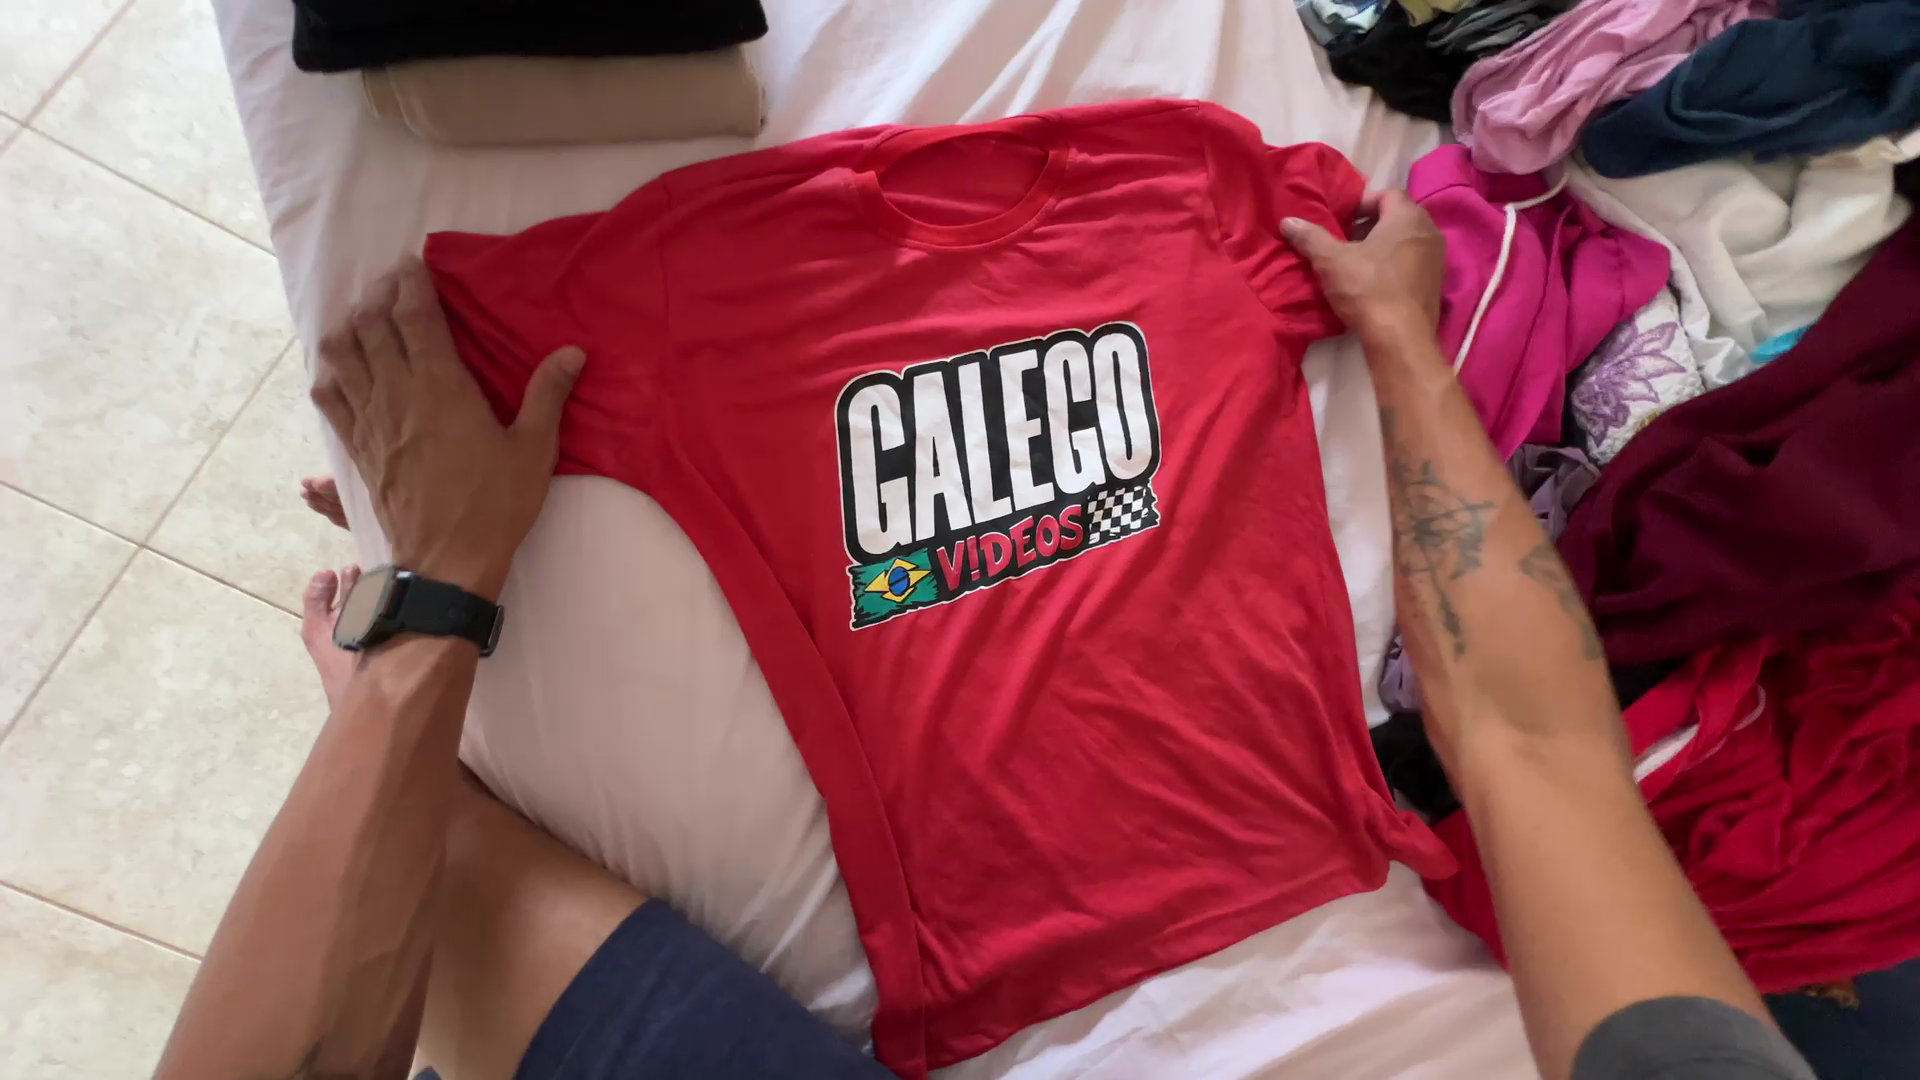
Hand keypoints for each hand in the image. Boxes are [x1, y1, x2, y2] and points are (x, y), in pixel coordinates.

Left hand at [311, 258, 582, 601]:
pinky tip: (338, 361)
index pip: (414, 319)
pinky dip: (330, 366)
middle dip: (381, 295)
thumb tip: (572, 352)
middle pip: (374, 326)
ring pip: (344, 353)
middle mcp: (397, 394)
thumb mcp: (535, 448)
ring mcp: (370, 419)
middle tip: (395, 281)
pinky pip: (329, 393)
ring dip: (352, 323)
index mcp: (442, 389)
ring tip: (366, 311)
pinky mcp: (358, 444)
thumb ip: (548, 395)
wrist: (448, 556)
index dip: (410, 285)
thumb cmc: (499, 502)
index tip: (414, 264)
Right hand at [1281, 189, 1445, 349]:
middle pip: (1398, 216)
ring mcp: (1436, 257)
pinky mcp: (1434, 282)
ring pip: (1405, 240)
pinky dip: (1392, 265)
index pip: (1387, 194)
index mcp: (1407, 217)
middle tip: (1344, 242)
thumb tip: (1288, 221)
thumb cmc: (1366, 289)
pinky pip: (1411, 262)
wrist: (1399, 336)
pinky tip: (1372, 283)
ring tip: (1355, 263)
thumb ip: (1311, 238)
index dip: (1362, 203)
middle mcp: (1429, 230)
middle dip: (1370, 225)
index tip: (1340, 220)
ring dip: (1381, 246)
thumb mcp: (1331, 262)